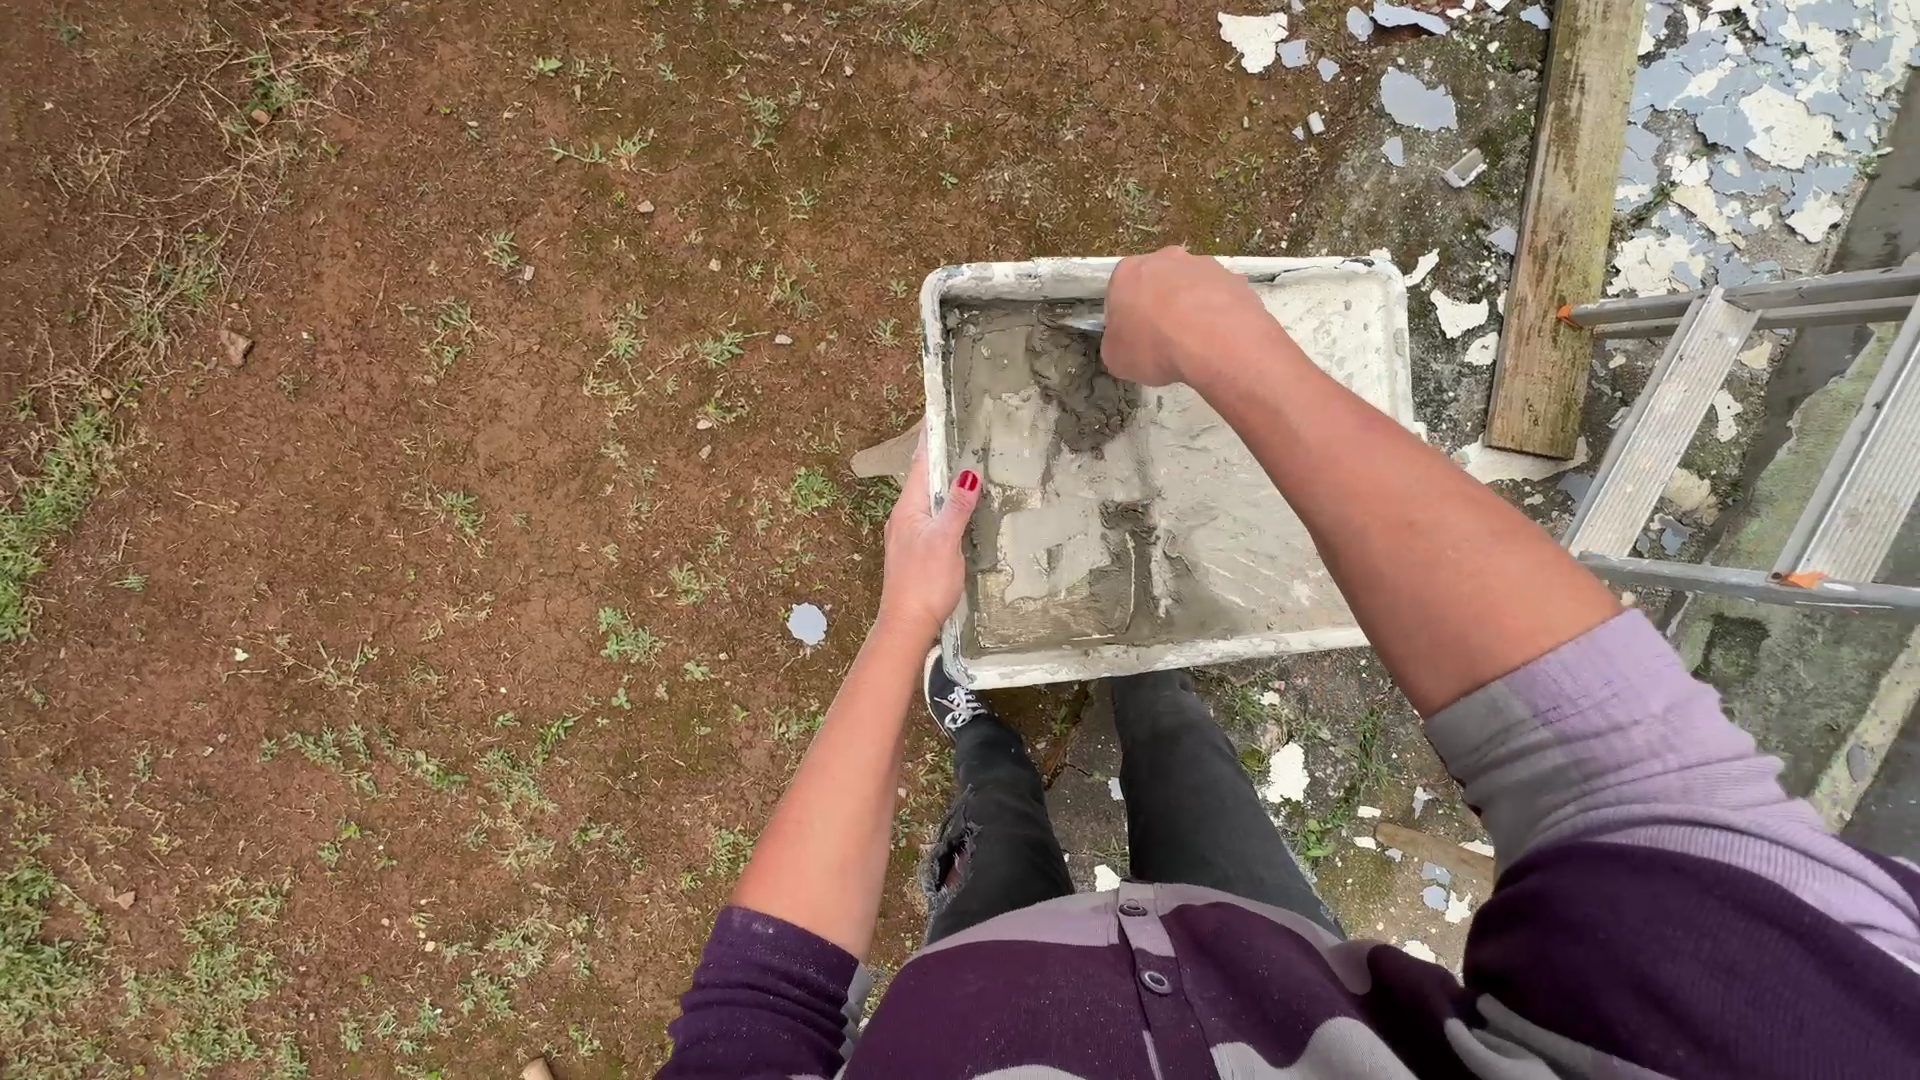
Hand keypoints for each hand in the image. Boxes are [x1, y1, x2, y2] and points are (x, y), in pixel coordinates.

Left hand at [876, 435, 980, 642]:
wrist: (906, 625)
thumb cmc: (924, 583)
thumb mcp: (944, 541)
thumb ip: (957, 507)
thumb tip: (969, 473)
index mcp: (907, 509)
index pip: (922, 462)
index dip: (932, 436)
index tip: (941, 410)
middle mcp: (904, 517)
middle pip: (926, 478)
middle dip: (944, 455)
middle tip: (965, 433)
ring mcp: (909, 535)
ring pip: (930, 498)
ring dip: (947, 481)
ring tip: (968, 464)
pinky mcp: (917, 551)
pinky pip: (933, 516)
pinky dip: (948, 504)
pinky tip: (961, 509)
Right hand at [1102, 246, 1287, 386]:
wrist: (1215, 341)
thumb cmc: (1154, 346)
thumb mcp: (1115, 358)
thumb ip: (1114, 344)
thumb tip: (1123, 342)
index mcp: (1128, 272)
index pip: (1118, 294)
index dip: (1123, 320)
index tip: (1131, 340)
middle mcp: (1164, 259)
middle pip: (1155, 284)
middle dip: (1156, 307)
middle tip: (1161, 340)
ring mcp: (1202, 265)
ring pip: (1188, 288)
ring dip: (1187, 308)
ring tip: (1192, 342)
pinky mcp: (1232, 277)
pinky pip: (1216, 298)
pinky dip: (1214, 314)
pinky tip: (1215, 339)